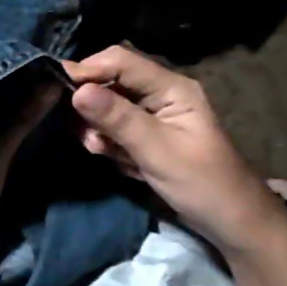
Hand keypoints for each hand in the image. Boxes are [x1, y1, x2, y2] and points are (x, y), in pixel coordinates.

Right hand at [65, 45, 286, 254]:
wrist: (232, 223)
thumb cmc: (202, 184)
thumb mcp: (157, 152)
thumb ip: (118, 119)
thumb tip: (78, 90)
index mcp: (171, 87)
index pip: (121, 61)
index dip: (87, 70)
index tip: (54, 87)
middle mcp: (160, 94)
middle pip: (111, 83)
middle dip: (91, 106)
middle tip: (87, 136)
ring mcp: (153, 116)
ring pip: (108, 109)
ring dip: (99, 130)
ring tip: (102, 153)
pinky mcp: (146, 137)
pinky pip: (114, 130)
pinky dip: (109, 144)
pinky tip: (118, 162)